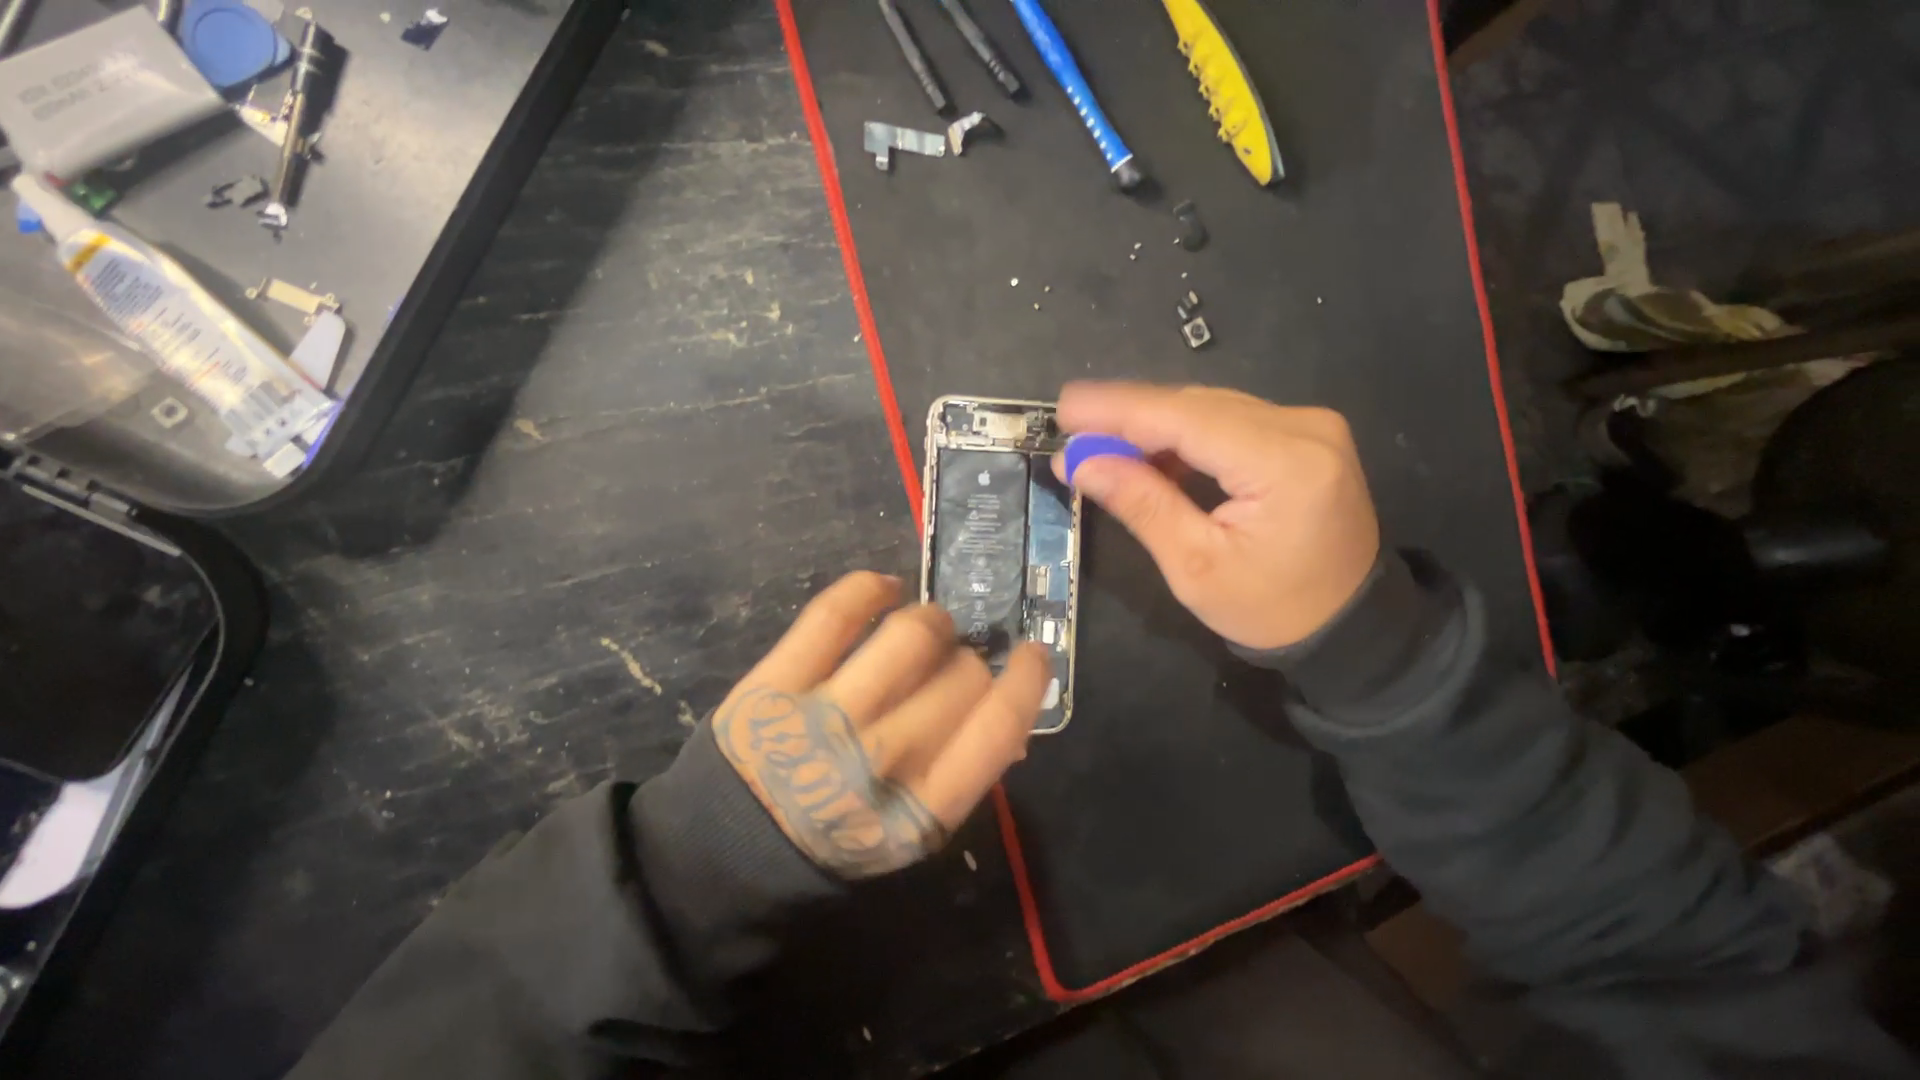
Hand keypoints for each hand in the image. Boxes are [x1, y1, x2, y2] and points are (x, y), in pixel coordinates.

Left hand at [711, 572, 1050, 879]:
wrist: (722, 858)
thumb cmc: (830, 845)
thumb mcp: (907, 836)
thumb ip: (959, 778)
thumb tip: (1009, 715)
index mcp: (921, 812)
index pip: (997, 729)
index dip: (1027, 682)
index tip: (1034, 655)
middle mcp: (879, 760)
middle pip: (960, 675)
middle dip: (970, 661)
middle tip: (955, 662)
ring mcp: (824, 716)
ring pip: (910, 635)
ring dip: (932, 620)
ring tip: (926, 625)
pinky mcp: (775, 681)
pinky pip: (835, 613)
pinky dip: (870, 587)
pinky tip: (884, 589)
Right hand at [1056, 382, 1380, 650]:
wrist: (1350, 626)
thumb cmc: (1271, 610)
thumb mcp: (1196, 567)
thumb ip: (1142, 504)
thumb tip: (1081, 463)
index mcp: (1284, 463)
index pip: (1185, 419)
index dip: (1119, 410)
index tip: (1064, 407)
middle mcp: (1304, 428)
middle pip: (1197, 407)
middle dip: (1130, 418)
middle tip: (1073, 433)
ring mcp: (1311, 426)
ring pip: (1212, 409)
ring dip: (1155, 426)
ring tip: (1101, 445)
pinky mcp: (1307, 435)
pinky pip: (1232, 421)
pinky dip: (1187, 435)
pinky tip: (1151, 455)